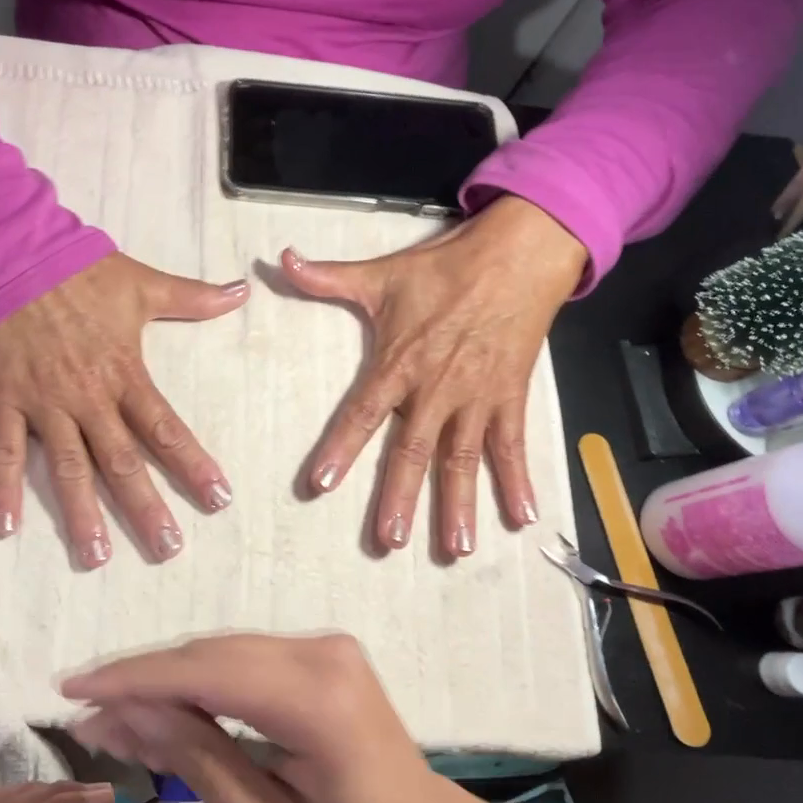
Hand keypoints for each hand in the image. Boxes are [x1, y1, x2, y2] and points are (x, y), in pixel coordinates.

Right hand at [0, 253, 246, 567]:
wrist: (9, 252)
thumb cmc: (76, 269)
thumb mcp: (140, 282)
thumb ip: (192, 297)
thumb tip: (241, 292)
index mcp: (124, 373)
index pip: (165, 428)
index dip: (193, 465)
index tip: (218, 499)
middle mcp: (88, 398)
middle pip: (122, 462)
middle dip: (146, 508)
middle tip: (167, 549)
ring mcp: (45, 403)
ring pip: (68, 467)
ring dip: (82, 513)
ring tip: (97, 555)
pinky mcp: (6, 400)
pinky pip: (4, 450)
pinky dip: (3, 488)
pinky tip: (5, 526)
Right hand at [60, 632, 484, 802]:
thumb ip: (198, 759)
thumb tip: (125, 712)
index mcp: (316, 699)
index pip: (202, 671)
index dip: (130, 678)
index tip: (70, 690)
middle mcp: (321, 653)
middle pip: (206, 654)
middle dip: (140, 682)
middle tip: (83, 716)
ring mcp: (326, 648)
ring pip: (220, 652)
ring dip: (165, 681)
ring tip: (112, 716)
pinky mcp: (323, 655)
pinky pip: (243, 660)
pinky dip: (199, 682)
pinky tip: (165, 707)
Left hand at [283, 197, 585, 554]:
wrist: (519, 252)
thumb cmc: (446, 266)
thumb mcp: (381, 274)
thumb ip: (326, 277)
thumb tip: (281, 258)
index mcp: (398, 363)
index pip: (362, 413)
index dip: (340, 448)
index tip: (321, 485)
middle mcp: (435, 388)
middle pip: (413, 450)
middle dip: (401, 498)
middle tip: (389, 541)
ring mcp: (476, 396)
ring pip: (463, 459)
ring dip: (459, 505)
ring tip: (455, 551)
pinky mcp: (510, 397)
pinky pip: (513, 445)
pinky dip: (518, 480)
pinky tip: (521, 519)